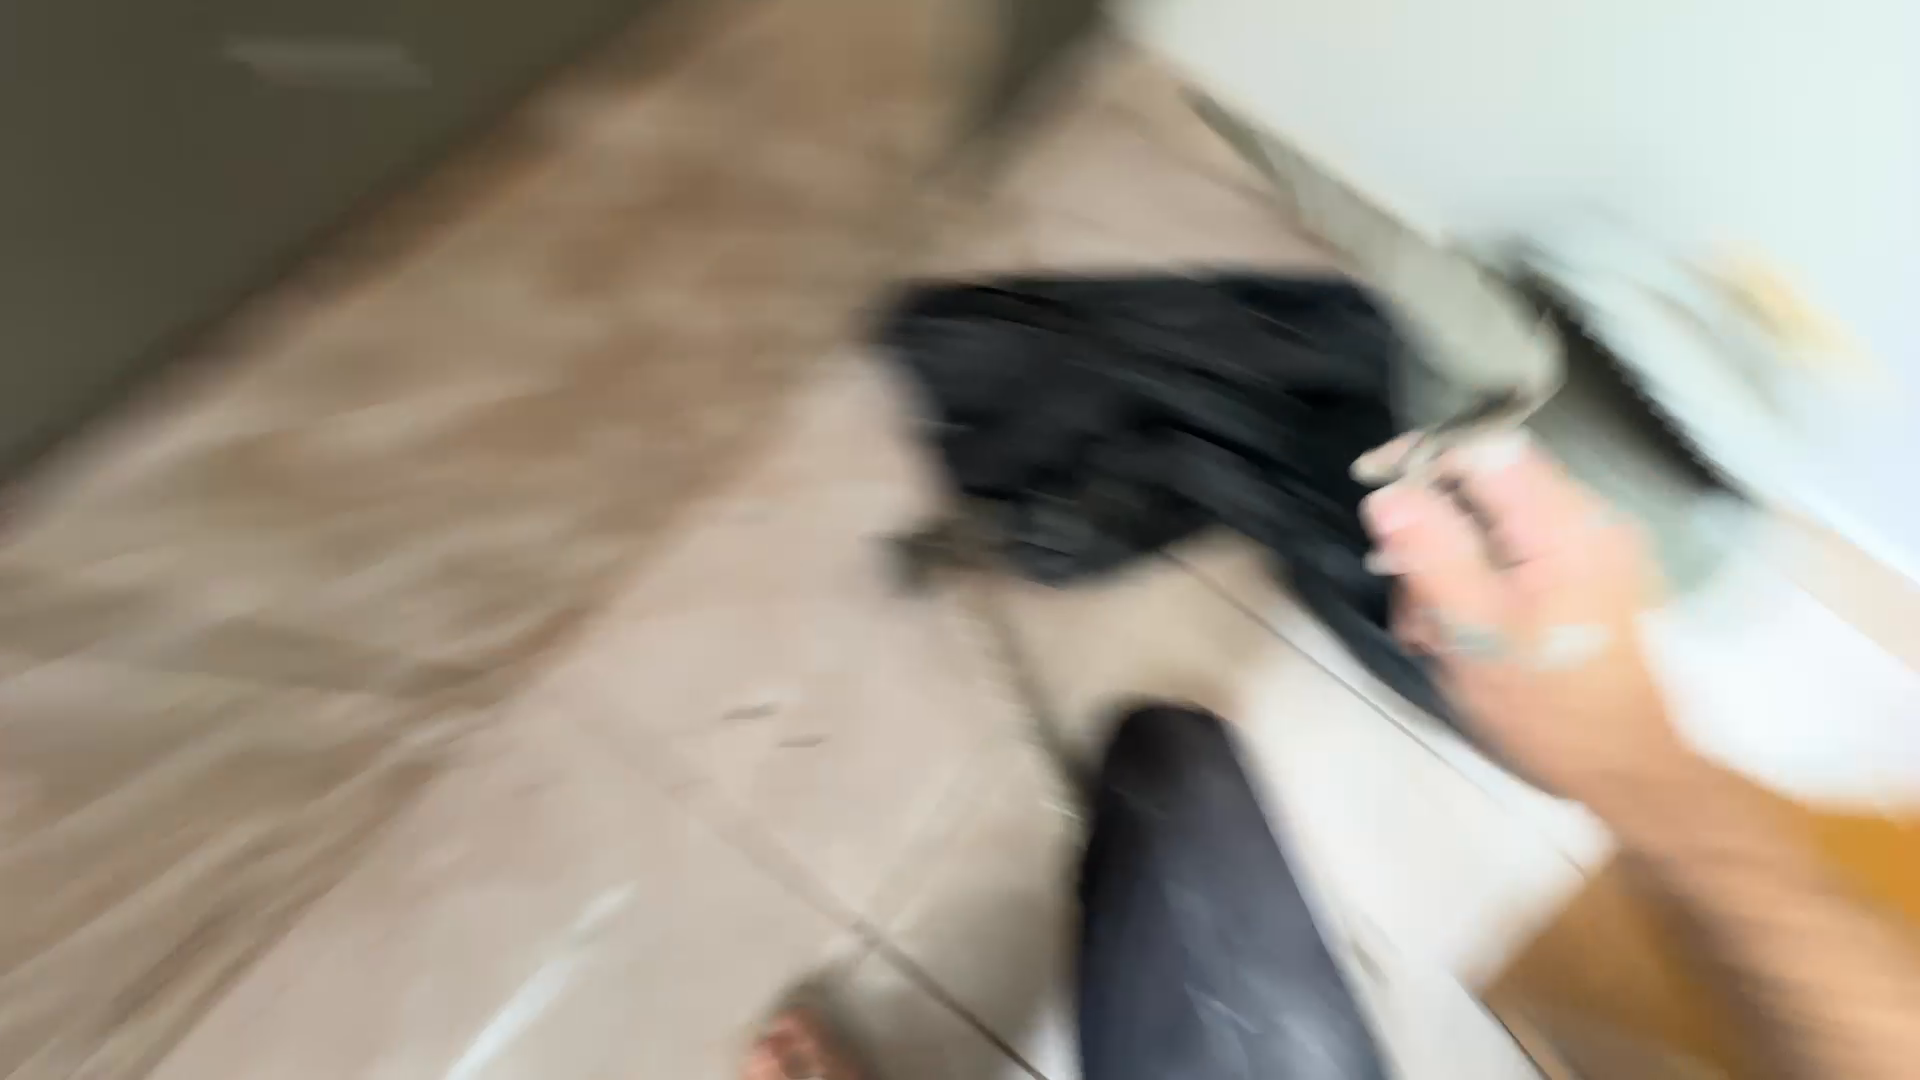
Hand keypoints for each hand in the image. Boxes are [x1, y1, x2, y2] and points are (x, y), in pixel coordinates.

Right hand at [1357, 431, 1689, 803]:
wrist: (1627, 772)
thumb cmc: (1548, 706)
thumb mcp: (1473, 630)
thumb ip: (1431, 554)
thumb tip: (1388, 495)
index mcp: (1566, 528)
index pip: (1484, 449)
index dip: (1421, 457)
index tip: (1371, 481)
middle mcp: (1586, 524)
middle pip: (1483, 487)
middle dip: (1428, 530)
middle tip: (1403, 588)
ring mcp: (1587, 550)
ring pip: (1488, 524)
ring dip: (1443, 564)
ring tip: (1428, 626)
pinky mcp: (1580, 576)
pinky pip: (1507, 553)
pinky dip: (1470, 580)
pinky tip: (1455, 628)